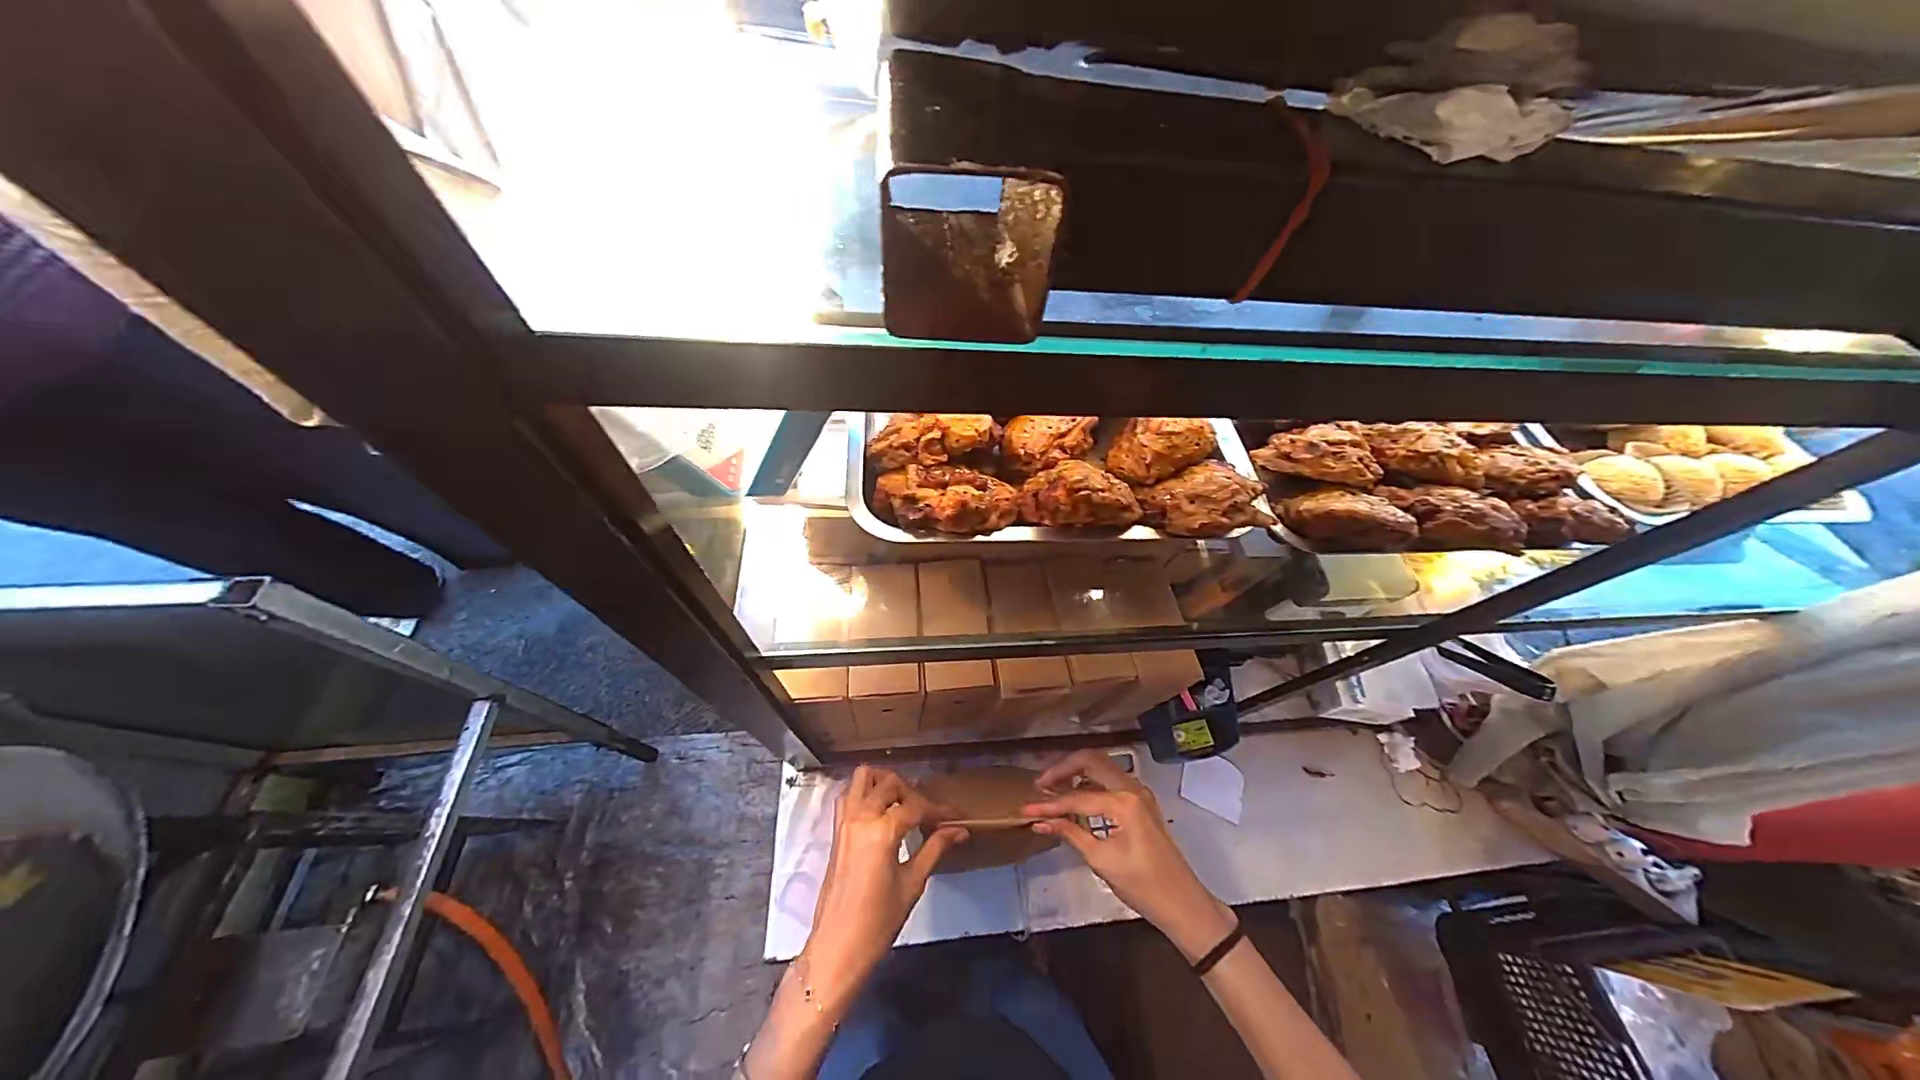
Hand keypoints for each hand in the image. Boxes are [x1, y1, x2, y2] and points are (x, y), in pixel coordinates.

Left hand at [801, 766, 968, 1010]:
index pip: (916, 807)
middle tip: (928, 813)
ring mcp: (844, 822)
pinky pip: (849, 795)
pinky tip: (881, 811)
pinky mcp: (835, 831)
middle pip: (889, 783)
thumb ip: (934, 849)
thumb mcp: (912, 883)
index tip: (955, 817)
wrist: (838, 947)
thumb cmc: (878, 921)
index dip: (939, 810)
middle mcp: (860, 818)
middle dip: (912, 793)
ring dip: (884, 783)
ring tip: (903, 804)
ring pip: (863, 779)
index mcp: (881, 831)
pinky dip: (865, 792)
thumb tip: (958, 830)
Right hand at [1022, 750, 1235, 961]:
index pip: (1076, 797)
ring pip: (1101, 767)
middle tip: (1039, 786)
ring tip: (1052, 790)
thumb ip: (1070, 833)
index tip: (1026, 810)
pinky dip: (1089, 784)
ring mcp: (1139, 793)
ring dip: (1075, 773)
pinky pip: (1110, 781)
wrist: (1183, 904)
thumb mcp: (1101, 860)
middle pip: (1090, 760)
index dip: (1048, 805)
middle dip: (1061, 769)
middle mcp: (1133, 788)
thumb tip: (1041, 821)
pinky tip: (1074, 800)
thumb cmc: (1143, 886)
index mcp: (1124, 802)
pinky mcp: (1141, 803)